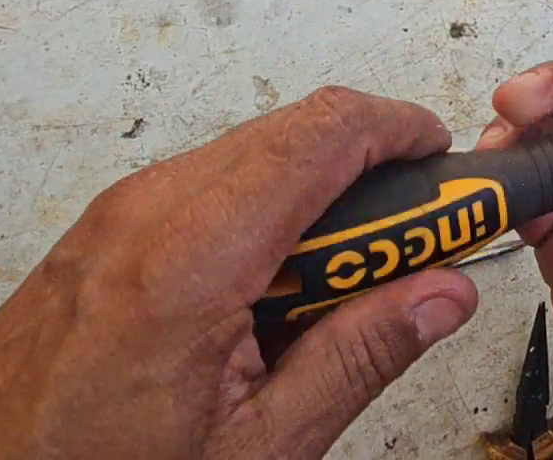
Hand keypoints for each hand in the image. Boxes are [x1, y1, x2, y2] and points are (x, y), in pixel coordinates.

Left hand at [0, 88, 477, 458]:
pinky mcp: (104, 229)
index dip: (399, 128)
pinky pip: (217, 177)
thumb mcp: (252, 453)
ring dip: (326, 178)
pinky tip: (279, 277)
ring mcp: (120, 212)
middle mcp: (153, 207)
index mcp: (193, 255)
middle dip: (374, 154)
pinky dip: (275, 197)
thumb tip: (448, 292)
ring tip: (352, 262)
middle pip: (299, 126)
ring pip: (260, 147)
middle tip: (417, 222)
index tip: (444, 159)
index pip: (325, 133)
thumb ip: (360, 358)